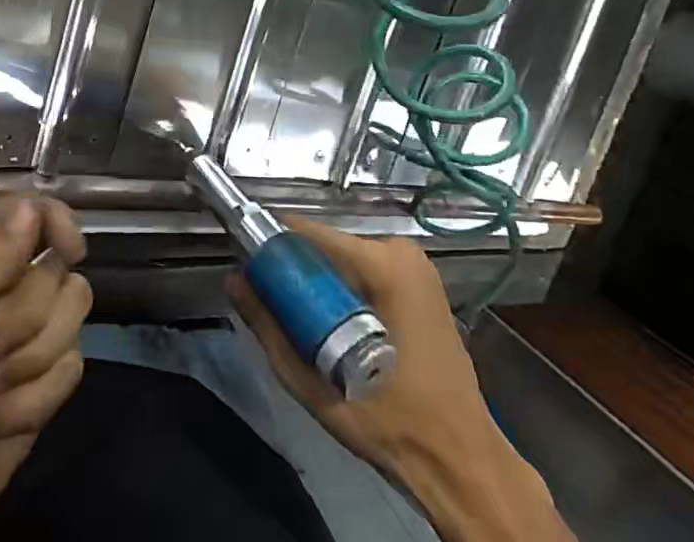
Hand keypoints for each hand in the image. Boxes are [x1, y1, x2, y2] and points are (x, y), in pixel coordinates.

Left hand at [0, 196, 91, 541]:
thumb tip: (33, 212)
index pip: (23, 209)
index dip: (52, 222)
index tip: (66, 250)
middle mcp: (0, 279)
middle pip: (53, 265)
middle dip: (16, 317)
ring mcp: (28, 328)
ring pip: (73, 310)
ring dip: (24, 360)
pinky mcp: (47, 377)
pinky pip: (72, 366)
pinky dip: (29, 400)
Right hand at [228, 217, 572, 541]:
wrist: (460, 461)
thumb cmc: (390, 420)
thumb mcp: (315, 381)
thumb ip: (269, 327)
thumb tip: (233, 280)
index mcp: (382, 265)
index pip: (307, 233)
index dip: (270, 247)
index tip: (245, 268)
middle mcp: (401, 253)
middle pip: (325, 247)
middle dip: (295, 275)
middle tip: (277, 314)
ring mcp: (417, 268)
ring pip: (343, 262)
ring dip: (318, 288)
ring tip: (304, 328)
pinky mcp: (422, 286)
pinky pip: (365, 275)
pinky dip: (343, 294)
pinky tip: (335, 330)